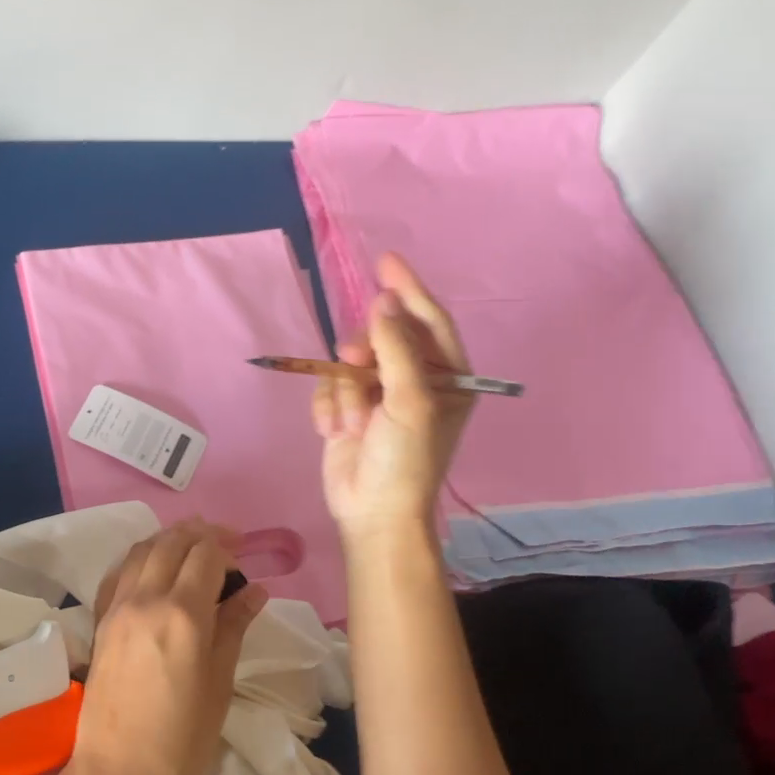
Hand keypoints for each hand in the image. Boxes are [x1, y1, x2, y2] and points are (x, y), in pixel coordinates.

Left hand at [62, 520, 266, 774]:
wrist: (117, 772)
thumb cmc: (180, 739)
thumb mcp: (219, 685)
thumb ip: (233, 628)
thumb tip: (254, 590)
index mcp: (181, 614)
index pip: (205, 554)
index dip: (227, 545)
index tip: (243, 552)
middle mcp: (145, 600)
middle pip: (171, 543)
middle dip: (199, 534)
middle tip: (223, 543)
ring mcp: (116, 608)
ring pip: (141, 551)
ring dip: (168, 540)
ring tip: (191, 548)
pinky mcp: (100, 622)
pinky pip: (118, 573)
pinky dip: (139, 559)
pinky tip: (152, 569)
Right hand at [314, 253, 473, 543]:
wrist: (371, 513)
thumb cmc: (404, 460)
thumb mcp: (409, 401)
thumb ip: (396, 347)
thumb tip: (384, 300)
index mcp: (446, 378)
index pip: (428, 321)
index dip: (408, 290)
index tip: (385, 261)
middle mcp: (414, 382)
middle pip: (380, 338)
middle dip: (362, 353)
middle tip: (353, 364)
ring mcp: (378, 398)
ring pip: (347, 364)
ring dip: (344, 393)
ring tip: (351, 424)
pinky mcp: (347, 412)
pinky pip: (328, 388)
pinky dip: (328, 409)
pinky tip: (335, 433)